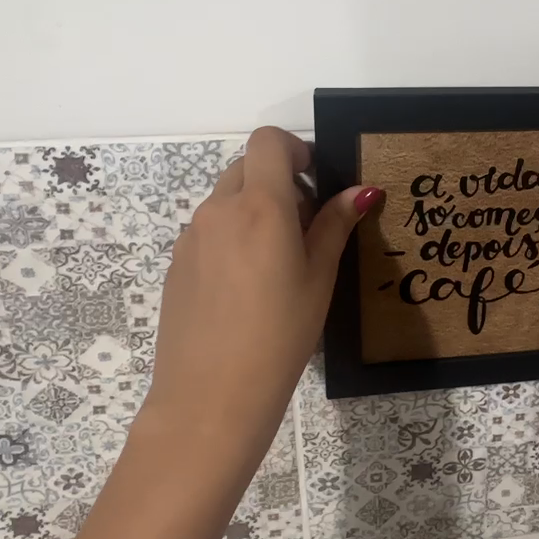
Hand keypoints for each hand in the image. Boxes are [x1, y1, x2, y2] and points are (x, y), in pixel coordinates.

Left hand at [141, 127, 379, 431]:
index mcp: (261, 206)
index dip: (294, 149)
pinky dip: (232, 235)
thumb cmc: (281, 334)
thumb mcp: (320, 277)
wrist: (210, 397)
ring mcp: (191, 237)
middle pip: (247, 167)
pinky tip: (246, 286)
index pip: (268, 141)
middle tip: (304, 226)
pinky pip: (209, 229)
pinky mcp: (176, 263)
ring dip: (254, 208)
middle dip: (278, 180)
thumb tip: (363, 191)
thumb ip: (336, 224)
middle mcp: (219, 210)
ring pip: (226, 198)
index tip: (313, 182)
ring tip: (276, 262)